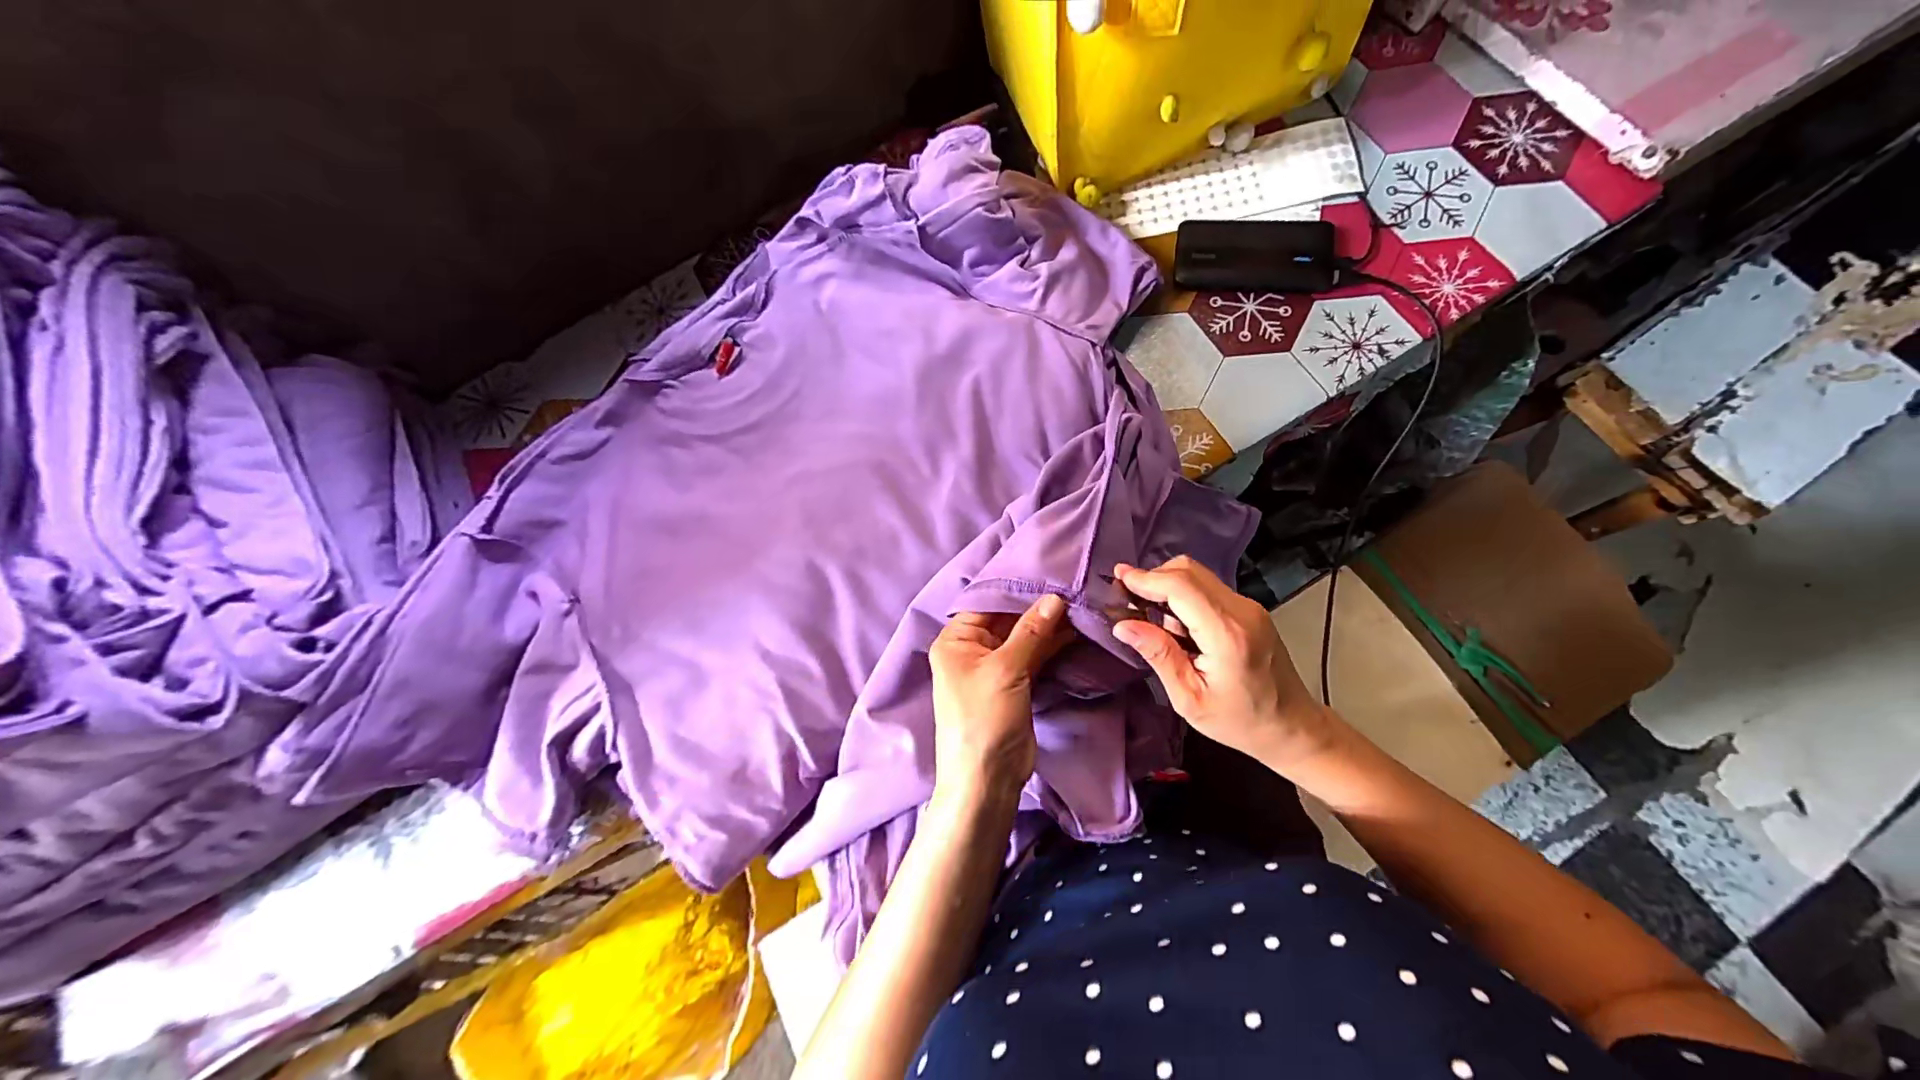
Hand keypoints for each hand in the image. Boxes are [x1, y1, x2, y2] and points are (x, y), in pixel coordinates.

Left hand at [928, 594, 1072, 804]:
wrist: (986, 778)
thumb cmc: (984, 718)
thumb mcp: (1005, 670)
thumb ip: (1031, 631)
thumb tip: (1054, 598)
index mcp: (956, 640)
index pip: (988, 604)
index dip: (1018, 590)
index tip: (1051, 573)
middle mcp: (971, 650)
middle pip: (1007, 620)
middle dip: (1037, 607)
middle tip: (1073, 586)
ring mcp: (994, 668)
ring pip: (1023, 638)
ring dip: (1048, 626)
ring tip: (1080, 605)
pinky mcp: (1014, 684)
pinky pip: (1033, 657)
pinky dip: (1051, 646)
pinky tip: (1074, 630)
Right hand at [1109, 557, 1339, 772]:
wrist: (1293, 726)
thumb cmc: (1240, 722)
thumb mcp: (1189, 699)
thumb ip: (1158, 655)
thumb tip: (1123, 625)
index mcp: (1227, 634)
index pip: (1180, 586)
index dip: (1145, 578)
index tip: (1118, 578)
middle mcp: (1242, 611)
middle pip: (1189, 571)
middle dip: (1153, 578)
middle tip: (1126, 597)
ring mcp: (1250, 608)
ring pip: (1198, 576)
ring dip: (1168, 586)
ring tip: (1145, 613)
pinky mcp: (1250, 611)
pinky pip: (1209, 589)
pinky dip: (1184, 596)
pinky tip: (1172, 623)